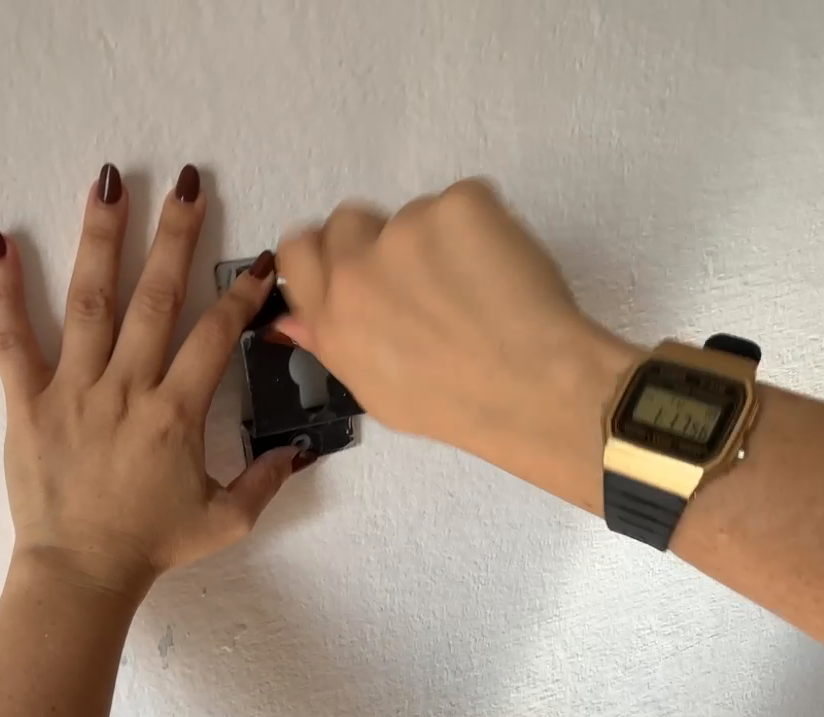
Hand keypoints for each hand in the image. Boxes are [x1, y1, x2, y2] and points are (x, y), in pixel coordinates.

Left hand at [0, 164, 305, 598]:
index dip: (243, 297)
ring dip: (102, 238)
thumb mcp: (227, 521)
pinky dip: (1, 291)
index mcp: (176, 415)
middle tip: (190, 183)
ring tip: (110, 182)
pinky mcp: (27, 401)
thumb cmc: (155, 545)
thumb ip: (267, 481)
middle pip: (157, 299)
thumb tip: (301, 450)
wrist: (81, 573)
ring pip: (89, 301)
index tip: (262, 263)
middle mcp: (126, 389)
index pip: (216, 338)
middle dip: (178, 237)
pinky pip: (10, 339)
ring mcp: (72, 390)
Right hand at [275, 178, 642, 512]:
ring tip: (474, 290)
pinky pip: (462, 202)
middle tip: (421, 278)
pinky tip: (500, 273)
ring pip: (413, 214)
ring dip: (436, 240)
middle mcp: (356, 269)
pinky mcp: (460, 202)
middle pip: (348, 218)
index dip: (326, 252)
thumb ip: (332, 345)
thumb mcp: (376, 394)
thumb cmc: (453, 406)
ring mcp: (407, 229)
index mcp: (332, 317)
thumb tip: (292, 319)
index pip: (298, 250)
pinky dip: (481, 229)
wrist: (531, 389)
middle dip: (377, 239)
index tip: (355, 264)